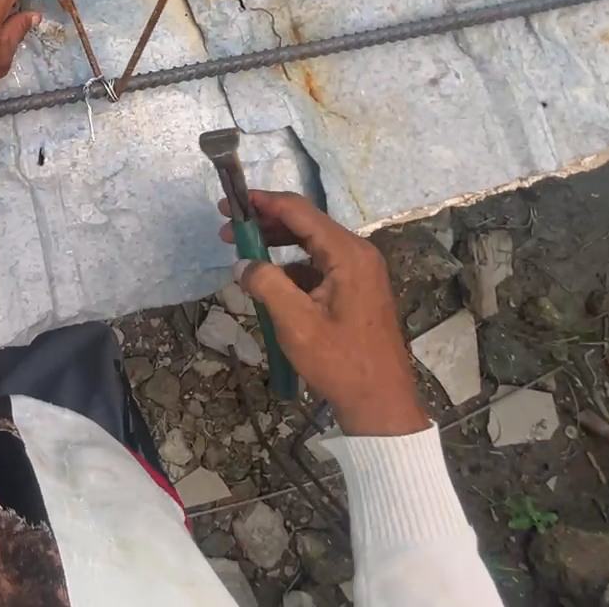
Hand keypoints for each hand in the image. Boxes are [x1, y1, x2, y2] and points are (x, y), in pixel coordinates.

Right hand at [222, 190, 429, 436]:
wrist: (381, 405)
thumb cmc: (340, 361)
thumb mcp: (294, 321)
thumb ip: (265, 283)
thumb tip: (242, 263)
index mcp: (347, 254)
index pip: (299, 211)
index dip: (262, 202)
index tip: (229, 204)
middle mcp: (357, 254)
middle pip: (304, 223)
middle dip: (264, 222)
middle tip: (227, 229)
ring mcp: (359, 271)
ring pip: (309, 242)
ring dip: (274, 243)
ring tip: (241, 251)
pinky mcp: (355, 288)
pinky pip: (316, 263)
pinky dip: (289, 264)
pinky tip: (268, 280)